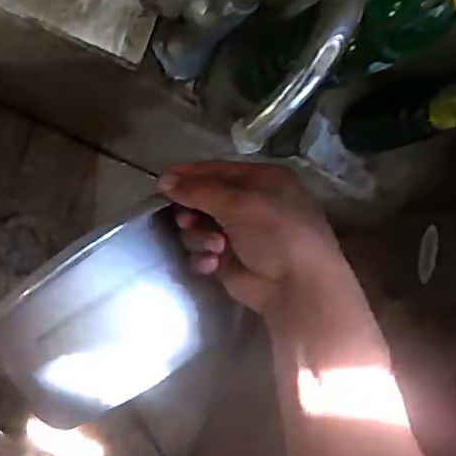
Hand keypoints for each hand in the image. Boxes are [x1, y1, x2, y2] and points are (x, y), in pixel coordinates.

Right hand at [157, 161, 353, 317]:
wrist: (295, 284)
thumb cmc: (275, 233)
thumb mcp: (238, 203)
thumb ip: (197, 190)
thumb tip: (163, 179)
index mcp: (259, 180)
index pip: (214, 170)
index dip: (186, 175)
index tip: (160, 183)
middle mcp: (247, 204)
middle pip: (201, 200)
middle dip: (191, 211)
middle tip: (187, 221)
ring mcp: (236, 233)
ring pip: (196, 228)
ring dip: (200, 237)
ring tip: (216, 248)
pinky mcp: (226, 259)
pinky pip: (200, 252)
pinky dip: (203, 257)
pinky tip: (214, 264)